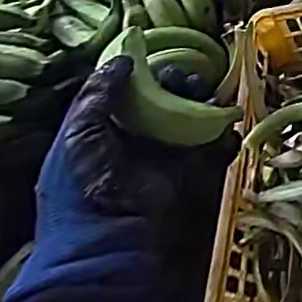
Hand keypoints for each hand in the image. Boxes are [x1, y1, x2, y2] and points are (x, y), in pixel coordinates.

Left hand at [38, 56, 221, 219]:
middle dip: (181, 81)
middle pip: (170, 95)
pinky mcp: (195, 170)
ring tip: (205, 97)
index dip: (149, 71)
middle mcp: (143, 136)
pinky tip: (223, 125)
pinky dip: (225, 133)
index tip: (158, 59)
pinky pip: (218, 143)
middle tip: (185, 80)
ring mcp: (171, 153)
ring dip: (205, 99)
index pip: (136, 88)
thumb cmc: (82, 188)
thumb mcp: (76, 136)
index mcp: (111, 128)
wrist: (106, 244)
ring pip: (197, 112)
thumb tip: (124, 58)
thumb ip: (96, 94)